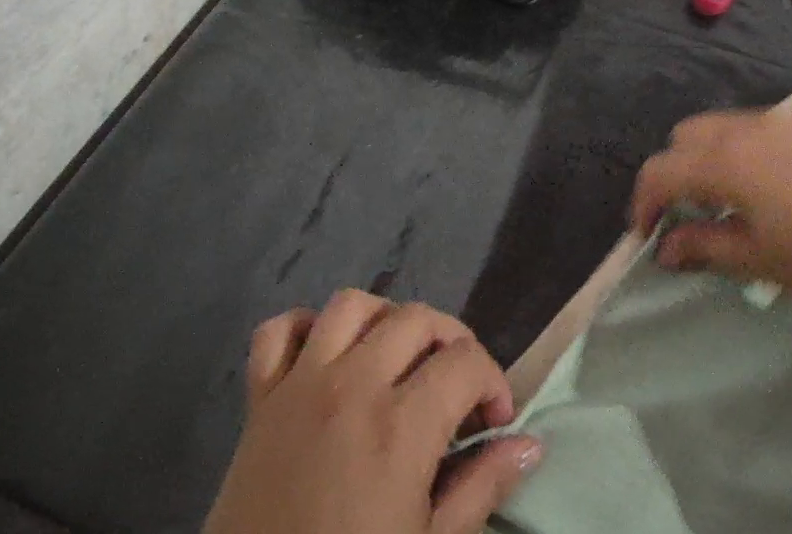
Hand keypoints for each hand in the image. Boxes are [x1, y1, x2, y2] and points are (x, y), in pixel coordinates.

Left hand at [204, 291, 542, 533]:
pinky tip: (327, 355)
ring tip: (399, 359)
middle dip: (452, 342)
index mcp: (401, 425)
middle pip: (417, 318)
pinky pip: (278, 330)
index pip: (467, 362)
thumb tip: (531, 444)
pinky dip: (306, 327)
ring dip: (385, 320)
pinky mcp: (259, 396)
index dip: (494, 382)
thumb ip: (482, 486)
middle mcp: (352, 384)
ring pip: (352, 305)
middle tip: (457, 387)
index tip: (494, 422)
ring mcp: (300, 383)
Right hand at [631, 109, 791, 320]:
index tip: (648, 239)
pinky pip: (761, 131)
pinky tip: (776, 195)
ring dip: (709, 161)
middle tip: (688, 218)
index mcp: (725, 159)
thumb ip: (705, 247)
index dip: (643, 203)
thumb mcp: (762, 261)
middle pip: (686, 137)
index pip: (660, 170)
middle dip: (674, 174)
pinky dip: (745, 154)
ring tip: (731, 208)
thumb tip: (666, 247)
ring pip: (725, 129)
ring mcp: (789, 122)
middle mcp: (749, 128)